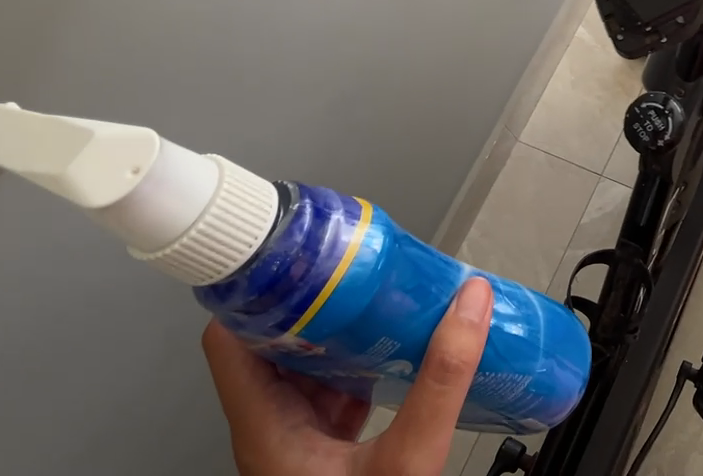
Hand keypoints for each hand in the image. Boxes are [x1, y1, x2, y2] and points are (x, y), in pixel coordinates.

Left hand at [203, 277, 493, 475]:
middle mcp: (271, 428)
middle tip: (360, 262)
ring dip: (342, 325)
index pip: (231, 338)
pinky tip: (399, 346)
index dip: (255, 287)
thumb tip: (472, 302)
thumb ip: (443, 381)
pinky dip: (362, 358)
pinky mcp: (325, 449)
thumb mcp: (407, 462)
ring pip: (306, 362)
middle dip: (317, 296)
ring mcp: (297, 439)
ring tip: (385, 291)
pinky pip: (334, 387)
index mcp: (266, 427)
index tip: (295, 249)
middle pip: (273, 340)